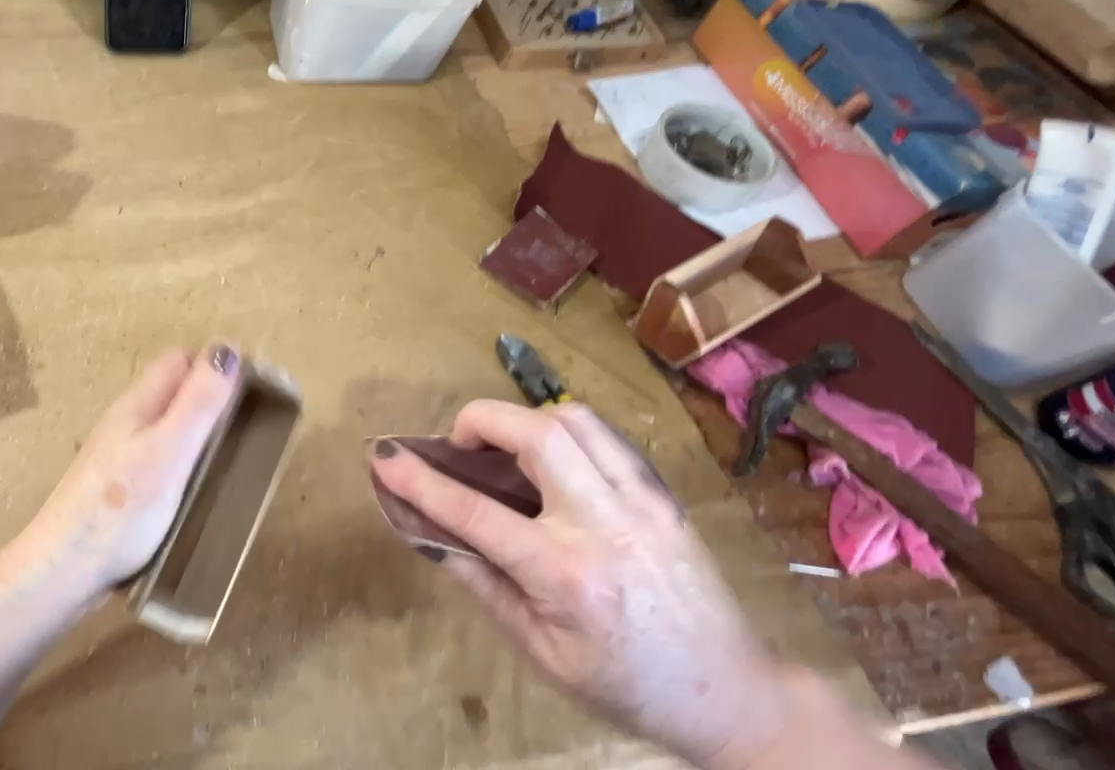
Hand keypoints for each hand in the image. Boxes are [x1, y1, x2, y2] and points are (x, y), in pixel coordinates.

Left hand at [4, 346, 242, 608]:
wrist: (63, 572)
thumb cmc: (120, 510)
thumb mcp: (170, 451)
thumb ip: (199, 403)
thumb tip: (227, 350)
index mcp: (137, 405)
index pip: (179, 360)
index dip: (215, 366)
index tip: (254, 390)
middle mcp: (127, 423)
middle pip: (174, 392)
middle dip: (212, 401)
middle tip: (251, 430)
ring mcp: (120, 457)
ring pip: (167, 428)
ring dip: (199, 435)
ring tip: (233, 461)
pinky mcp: (120, 490)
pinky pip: (160, 460)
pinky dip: (184, 465)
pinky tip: (198, 491)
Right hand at [369, 399, 791, 769]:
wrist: (730, 694)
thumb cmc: (623, 684)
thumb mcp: (538, 651)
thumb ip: (480, 583)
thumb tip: (427, 530)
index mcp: (567, 578)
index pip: (475, 514)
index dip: (420, 480)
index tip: (384, 456)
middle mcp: (606, 526)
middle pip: (536, 434)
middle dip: (479, 420)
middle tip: (460, 445)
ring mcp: (643, 502)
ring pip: (574, 419)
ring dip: (524, 420)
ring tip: (507, 452)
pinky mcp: (663, 493)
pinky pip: (605, 434)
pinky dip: (564, 430)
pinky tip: (552, 462)